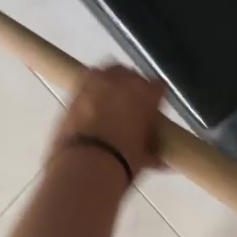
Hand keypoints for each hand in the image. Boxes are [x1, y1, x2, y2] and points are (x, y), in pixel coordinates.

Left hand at [52, 65, 167, 176]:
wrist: (86, 164)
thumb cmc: (122, 162)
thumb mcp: (144, 157)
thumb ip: (152, 148)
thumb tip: (158, 156)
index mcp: (148, 94)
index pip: (158, 87)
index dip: (155, 100)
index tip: (151, 113)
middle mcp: (126, 80)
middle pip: (133, 76)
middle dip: (132, 89)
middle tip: (129, 109)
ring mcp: (100, 80)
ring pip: (110, 73)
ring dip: (111, 84)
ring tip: (108, 103)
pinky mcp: (78, 87)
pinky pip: (88, 80)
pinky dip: (91, 89)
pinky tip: (89, 104)